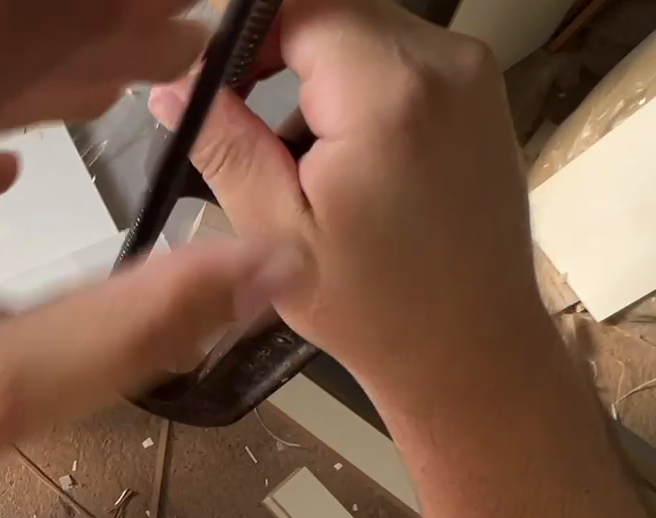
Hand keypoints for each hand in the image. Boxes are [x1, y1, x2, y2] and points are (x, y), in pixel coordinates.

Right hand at [147, 0, 548, 388]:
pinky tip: (347, 169)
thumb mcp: (274, 232)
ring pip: (368, 37)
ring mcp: (473, 75)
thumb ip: (224, 146)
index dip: (246, 38)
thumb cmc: (366, 304)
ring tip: (303, 171)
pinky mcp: (482, 97)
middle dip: (280, 62)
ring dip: (318, 86)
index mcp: (386, 92)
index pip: (301, 4)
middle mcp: (443, 60)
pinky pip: (402, 65)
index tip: (218, 97)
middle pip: (337, 13)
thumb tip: (173, 85)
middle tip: (252, 141)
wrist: (465, 345)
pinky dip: (358, 98)